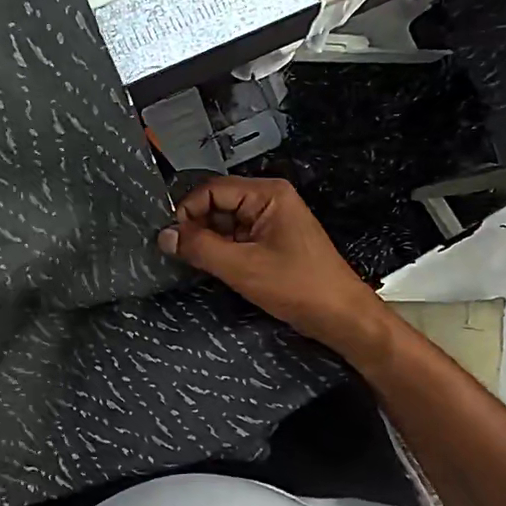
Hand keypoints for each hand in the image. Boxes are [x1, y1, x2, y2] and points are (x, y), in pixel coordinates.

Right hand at [157, 177, 391, 353]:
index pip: (212, 189)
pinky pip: (238, 240)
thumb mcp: (243, 267)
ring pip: (226, 224)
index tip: (168, 238)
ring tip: (191, 264)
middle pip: (218, 204)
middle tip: (175, 254)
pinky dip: (223, 253)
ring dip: (209, 243)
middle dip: (196, 228)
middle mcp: (270, 201)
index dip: (186, 211)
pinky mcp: (273, 244)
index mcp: (268, 194)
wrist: (341, 315)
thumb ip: (200, 248)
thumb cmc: (300, 287)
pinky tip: (212, 269)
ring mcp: (273, 223)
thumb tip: (165, 236)